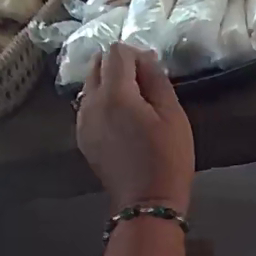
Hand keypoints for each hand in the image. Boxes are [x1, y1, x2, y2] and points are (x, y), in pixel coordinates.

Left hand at [78, 43, 194, 212]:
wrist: (147, 203)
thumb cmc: (168, 158)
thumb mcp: (173, 116)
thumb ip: (157, 80)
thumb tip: (146, 58)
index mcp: (115, 94)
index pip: (116, 52)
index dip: (136, 54)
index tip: (153, 70)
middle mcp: (90, 102)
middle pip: (97, 64)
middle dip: (119, 66)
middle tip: (145, 85)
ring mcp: (82, 121)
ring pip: (90, 85)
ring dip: (109, 84)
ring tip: (134, 103)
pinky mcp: (82, 138)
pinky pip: (88, 106)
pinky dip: (102, 103)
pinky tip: (122, 121)